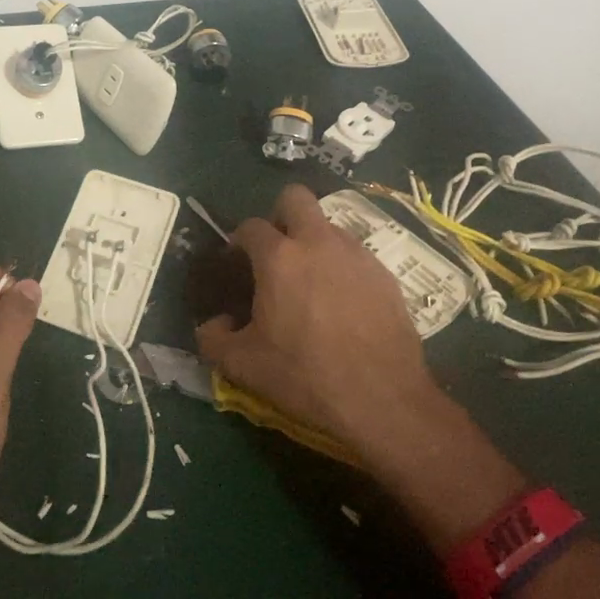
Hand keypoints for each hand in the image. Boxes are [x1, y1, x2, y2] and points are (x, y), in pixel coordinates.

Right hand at [195, 184, 440, 453]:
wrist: (383, 401)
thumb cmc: (306, 376)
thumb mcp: (243, 365)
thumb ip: (213, 338)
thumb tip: (214, 323)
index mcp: (279, 258)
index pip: (251, 226)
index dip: (239, 242)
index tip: (237, 266)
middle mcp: (318, 243)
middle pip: (295, 198)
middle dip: (281, 216)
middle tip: (277, 253)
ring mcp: (357, 255)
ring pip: (329, 227)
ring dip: (315, 244)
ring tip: (312, 286)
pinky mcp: (386, 275)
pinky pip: (356, 256)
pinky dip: (343, 270)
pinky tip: (343, 307)